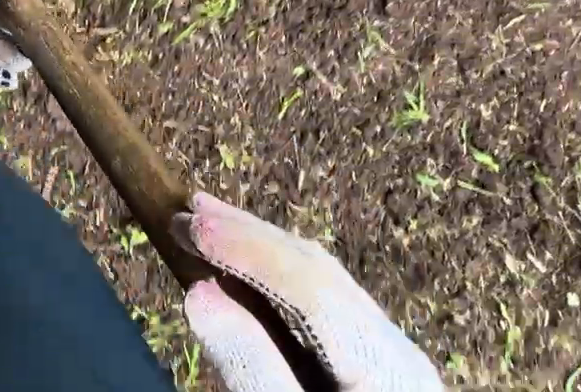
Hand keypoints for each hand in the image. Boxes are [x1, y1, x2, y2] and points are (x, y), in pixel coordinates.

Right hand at [172, 193, 441, 391]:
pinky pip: (324, 301)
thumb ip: (253, 369)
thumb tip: (198, 292)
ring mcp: (391, 357)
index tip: (186, 221)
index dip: (245, 245)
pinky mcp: (378, 369)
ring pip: (322, 279)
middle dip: (248, 233)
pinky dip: (276, 274)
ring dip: (260, 245)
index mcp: (386, 366)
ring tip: (208, 223)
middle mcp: (395, 349)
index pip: (308, 284)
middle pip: (317, 270)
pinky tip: (248, 271)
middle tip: (185, 211)